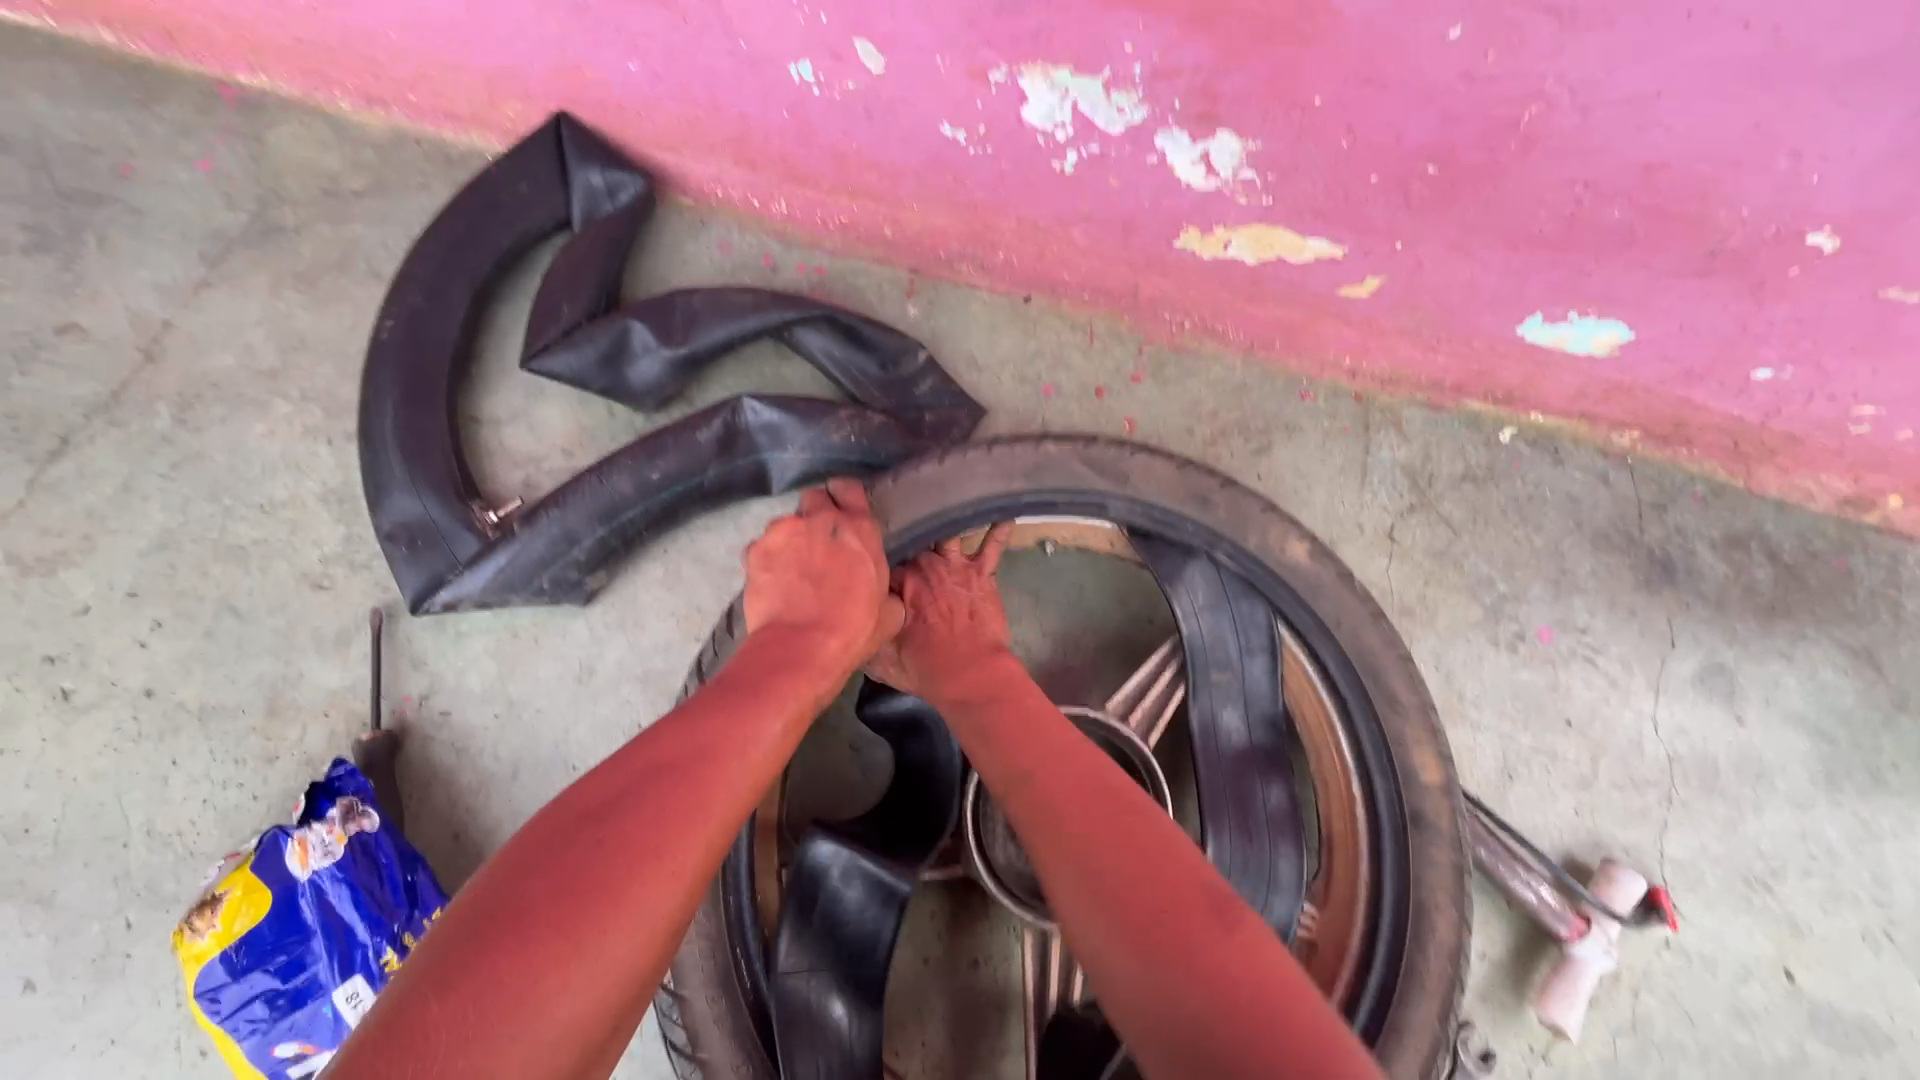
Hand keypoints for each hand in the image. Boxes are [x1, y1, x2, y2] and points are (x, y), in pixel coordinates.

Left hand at [743, 479, 902, 672]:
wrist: (801, 647)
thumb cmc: (852, 630)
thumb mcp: (889, 613)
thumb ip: (886, 590)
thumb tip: (884, 595)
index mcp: (860, 529)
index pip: (850, 489)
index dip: (844, 496)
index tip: (841, 509)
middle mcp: (821, 520)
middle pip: (814, 499)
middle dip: (815, 516)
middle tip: (818, 543)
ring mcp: (784, 532)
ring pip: (786, 525)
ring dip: (790, 540)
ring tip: (792, 571)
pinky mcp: (755, 550)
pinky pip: (762, 548)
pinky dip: (767, 560)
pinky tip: (773, 584)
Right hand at [866, 522, 1017, 702]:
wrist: (970, 674)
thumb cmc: (925, 668)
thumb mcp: (879, 660)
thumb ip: (864, 636)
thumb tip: (850, 624)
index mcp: (897, 582)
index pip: (882, 559)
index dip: (877, 555)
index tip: (870, 549)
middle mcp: (925, 565)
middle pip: (914, 540)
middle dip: (908, 529)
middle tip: (904, 516)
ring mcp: (955, 566)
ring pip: (948, 532)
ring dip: (947, 518)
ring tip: (945, 496)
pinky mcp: (982, 573)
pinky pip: (993, 545)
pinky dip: (1000, 529)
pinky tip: (1006, 511)